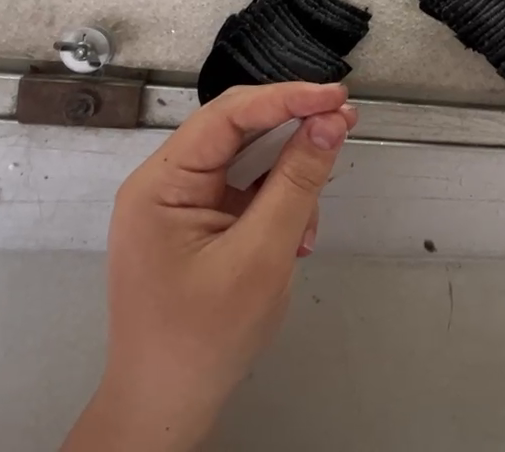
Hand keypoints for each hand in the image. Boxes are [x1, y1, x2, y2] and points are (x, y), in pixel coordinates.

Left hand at [63, 82, 354, 451]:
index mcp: (161, 184)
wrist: (166, 407)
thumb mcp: (262, 254)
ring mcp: (181, 206)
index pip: (229, 116)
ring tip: (312, 219)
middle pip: (237, 131)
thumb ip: (298, 181)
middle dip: (292, 128)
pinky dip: (279, 206)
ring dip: (289, 179)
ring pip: (248, 163)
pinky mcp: (199, 226)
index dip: (287, 98)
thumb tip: (331, 123)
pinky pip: (247, 194)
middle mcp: (166, 185)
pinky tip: (297, 237)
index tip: (337, 97)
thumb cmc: (205, 336)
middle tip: (344, 122)